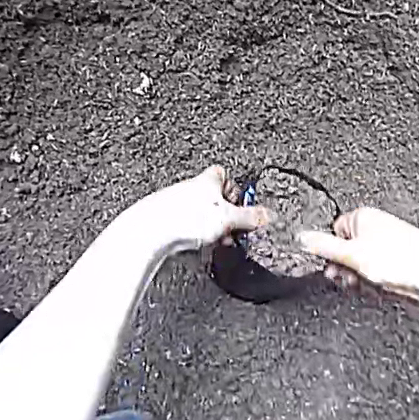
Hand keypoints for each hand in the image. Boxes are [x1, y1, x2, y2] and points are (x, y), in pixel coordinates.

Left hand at [122, 165, 271, 253]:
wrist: (149, 230)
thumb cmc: (185, 217)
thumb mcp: (229, 219)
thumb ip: (250, 217)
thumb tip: (268, 215)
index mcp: (207, 181)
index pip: (223, 175)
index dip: (233, 189)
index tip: (240, 206)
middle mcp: (190, 187)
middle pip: (211, 197)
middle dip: (221, 215)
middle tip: (228, 230)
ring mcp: (174, 202)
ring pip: (196, 212)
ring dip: (205, 227)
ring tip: (209, 241)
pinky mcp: (162, 218)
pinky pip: (182, 225)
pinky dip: (189, 234)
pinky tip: (191, 245)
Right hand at [297, 206, 418, 301]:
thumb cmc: (398, 260)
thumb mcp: (351, 255)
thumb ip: (322, 246)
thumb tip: (300, 236)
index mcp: (363, 216)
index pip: (334, 232)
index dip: (332, 254)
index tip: (335, 269)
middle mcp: (376, 224)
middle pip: (348, 249)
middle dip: (347, 268)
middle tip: (352, 280)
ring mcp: (389, 240)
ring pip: (363, 262)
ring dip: (362, 277)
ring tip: (372, 285)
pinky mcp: (400, 256)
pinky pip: (379, 269)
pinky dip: (378, 280)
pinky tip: (385, 287)